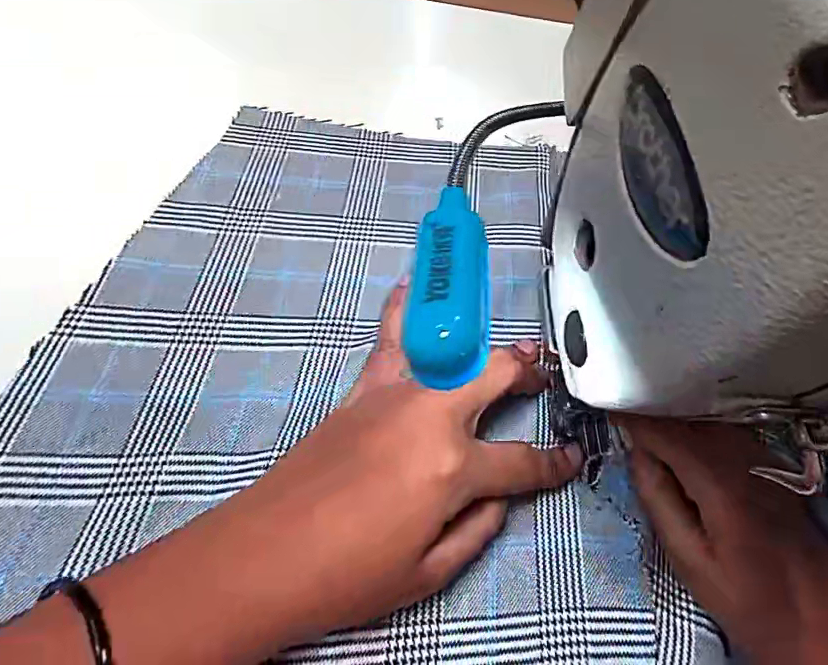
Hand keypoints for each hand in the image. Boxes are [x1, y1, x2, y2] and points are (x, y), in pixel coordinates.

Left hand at [0, 279, 581, 664]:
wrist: (252, 555)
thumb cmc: (341, 584)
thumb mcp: (425, 578)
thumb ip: (468, 529)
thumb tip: (492, 499)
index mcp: (449, 473)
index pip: (523, 461)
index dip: (555, 461)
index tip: (574, 455)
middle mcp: (422, 417)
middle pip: (486, 369)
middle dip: (523, 355)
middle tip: (549, 344)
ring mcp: (386, 393)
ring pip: (427, 327)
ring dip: (454, 294)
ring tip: (471, 243)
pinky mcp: (356, 388)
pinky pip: (385, 336)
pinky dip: (405, 310)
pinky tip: (411, 286)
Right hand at [621, 417, 827, 664]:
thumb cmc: (756, 607)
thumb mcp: (691, 562)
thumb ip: (658, 500)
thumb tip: (637, 454)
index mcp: (720, 481)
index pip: (663, 429)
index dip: (631, 417)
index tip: (606, 411)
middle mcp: (744, 459)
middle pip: (684, 417)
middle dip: (650, 416)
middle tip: (621, 427)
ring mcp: (763, 459)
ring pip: (704, 420)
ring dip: (674, 422)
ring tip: (649, 439)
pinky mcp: (773, 466)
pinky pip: (723, 431)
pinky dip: (697, 431)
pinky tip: (686, 452)